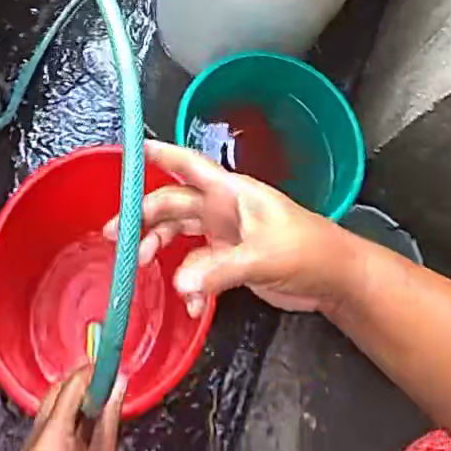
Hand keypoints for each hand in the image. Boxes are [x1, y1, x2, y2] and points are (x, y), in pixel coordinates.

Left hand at [16, 365, 122, 450]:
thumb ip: (109, 419)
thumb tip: (118, 386)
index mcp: (48, 437)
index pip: (69, 387)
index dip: (90, 372)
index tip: (107, 364)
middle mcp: (31, 441)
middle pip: (55, 395)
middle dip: (79, 384)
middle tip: (102, 379)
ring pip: (49, 412)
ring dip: (72, 402)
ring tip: (96, 401)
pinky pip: (46, 431)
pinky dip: (64, 421)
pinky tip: (82, 424)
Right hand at [104, 140, 358, 317]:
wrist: (333, 278)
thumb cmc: (306, 249)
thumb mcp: (263, 257)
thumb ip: (219, 269)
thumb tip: (180, 283)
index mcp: (230, 193)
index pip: (190, 166)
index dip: (163, 155)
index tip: (134, 148)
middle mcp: (223, 207)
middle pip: (175, 203)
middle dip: (144, 215)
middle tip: (117, 234)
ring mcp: (225, 232)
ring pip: (180, 232)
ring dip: (159, 247)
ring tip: (142, 266)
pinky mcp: (229, 257)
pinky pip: (196, 265)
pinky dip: (188, 281)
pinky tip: (189, 302)